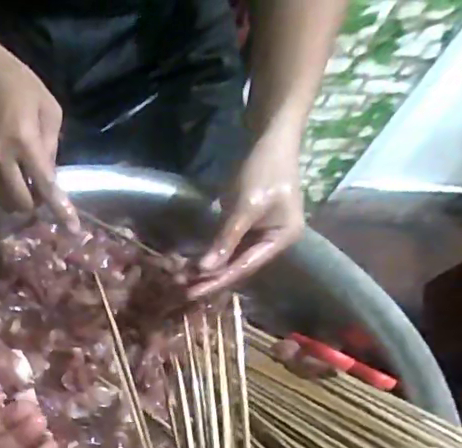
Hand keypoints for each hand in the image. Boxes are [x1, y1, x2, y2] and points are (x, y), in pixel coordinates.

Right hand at [0, 41, 78, 228]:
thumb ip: (51, 147)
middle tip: (39, 191)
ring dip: (17, 196)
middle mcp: (1, 159)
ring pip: (4, 201)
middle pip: (19, 204)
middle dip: (32, 204)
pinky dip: (4, 186)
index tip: (72, 228)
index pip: (44, 184)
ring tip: (22, 176)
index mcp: (25, 141)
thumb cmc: (21, 88)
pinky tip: (7, 167)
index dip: (59, 208)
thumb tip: (48, 180)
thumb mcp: (49, 110)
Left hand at [188, 134, 305, 298]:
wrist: (270, 140)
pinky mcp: (247, 229)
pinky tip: (190, 266)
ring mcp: (260, 236)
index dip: (216, 282)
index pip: (244, 267)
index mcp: (281, 239)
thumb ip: (227, 239)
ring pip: (229, 260)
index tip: (191, 294)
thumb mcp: (246, 207)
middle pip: (237, 267)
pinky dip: (209, 257)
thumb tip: (206, 269)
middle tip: (180, 291)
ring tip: (180, 281)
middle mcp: (273, 242)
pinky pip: (226, 249)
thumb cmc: (264, 170)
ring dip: (206, 271)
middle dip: (209, 279)